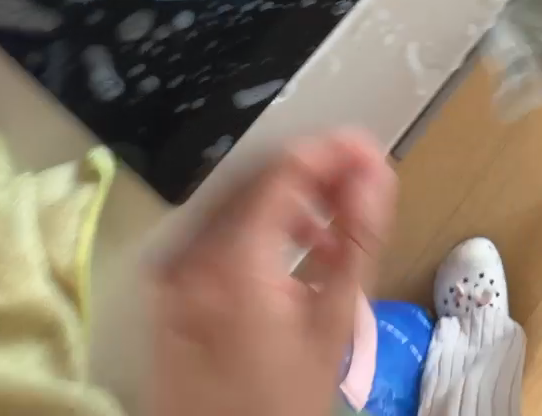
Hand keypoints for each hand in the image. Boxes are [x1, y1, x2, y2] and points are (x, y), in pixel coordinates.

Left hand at [151, 130, 396, 415]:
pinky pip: (218, 230)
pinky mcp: (165, 287)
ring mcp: (170, 270)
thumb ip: (358, 238)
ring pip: (240, 200)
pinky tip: (294, 252)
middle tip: (362, 187)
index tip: (371, 151)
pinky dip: (261, 226)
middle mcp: (189, 254)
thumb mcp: (333, 323)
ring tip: (334, 230)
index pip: (286, 170)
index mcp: (231, 260)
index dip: (333, 150)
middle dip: (318, 174)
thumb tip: (376, 173)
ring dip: (293, 200)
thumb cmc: (283, 403)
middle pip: (261, 179)